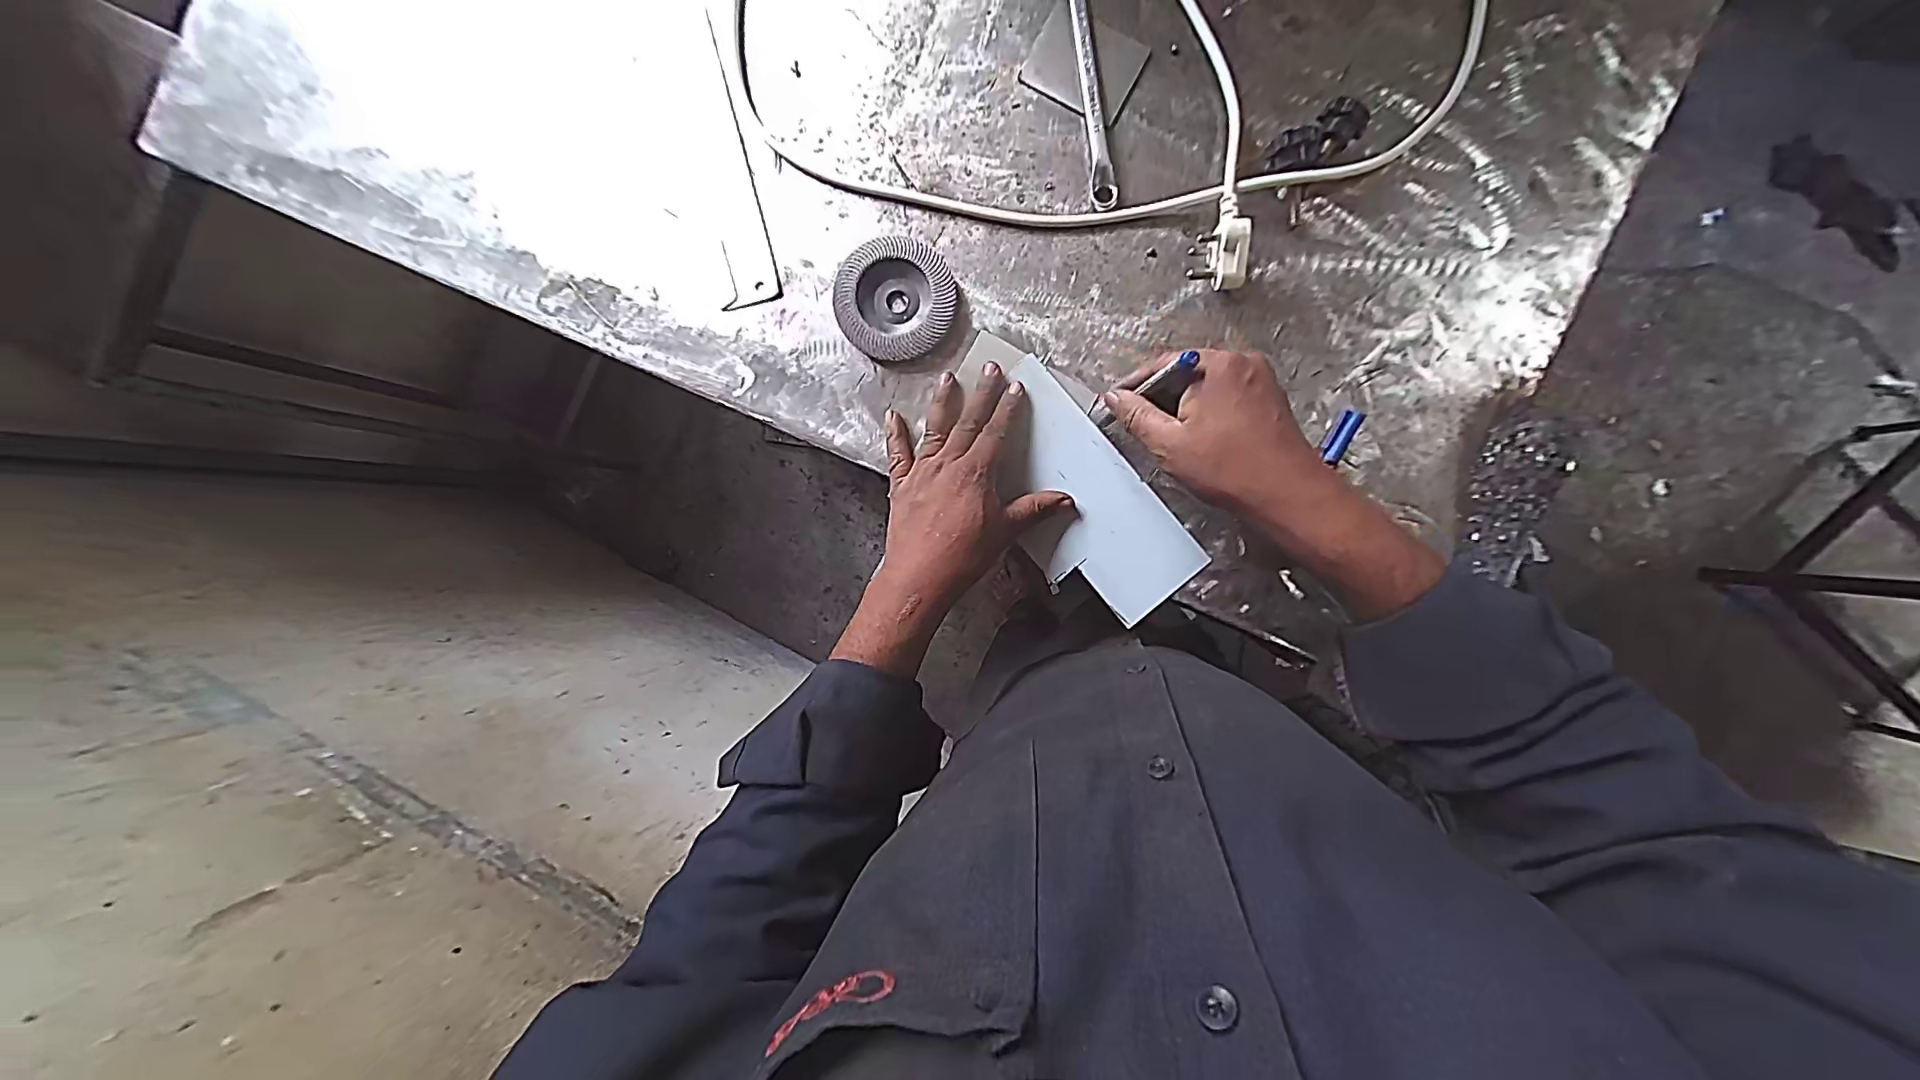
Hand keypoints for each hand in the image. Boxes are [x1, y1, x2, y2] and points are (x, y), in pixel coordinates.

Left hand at [831, 365, 1072, 676]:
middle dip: (981, 393)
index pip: (996, 432)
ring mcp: (922, 473)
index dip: (1008, 408)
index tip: (1014, 388)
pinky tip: (894, 418)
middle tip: (988, 369)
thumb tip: (1062, 502)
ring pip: (935, 429)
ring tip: (947, 378)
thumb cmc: (961, 557)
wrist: (920, 576)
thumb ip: (1033, 510)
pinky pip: (898, 454)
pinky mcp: (902, 487)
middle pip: (968, 421)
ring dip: (942, 402)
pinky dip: (896, 435)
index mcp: (976, 473)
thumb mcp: (1005, 532)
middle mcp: (948, 465)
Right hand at [1102, 349, 1322, 511]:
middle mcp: (1244, 364)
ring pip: (1207, 386)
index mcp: (1219, 365)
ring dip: (1186, 408)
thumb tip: (1117, 399)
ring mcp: (1260, 381)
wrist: (1285, 493)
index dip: (1137, 385)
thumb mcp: (1169, 443)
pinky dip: (1209, 413)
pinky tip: (1203, 440)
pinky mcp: (1268, 400)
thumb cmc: (1236, 470)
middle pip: (1186, 372)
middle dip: (1162, 398)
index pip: (1163, 363)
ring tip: (1177, 438)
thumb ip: (1136, 416)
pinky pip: (1227, 397)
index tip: (1122, 400)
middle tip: (1145, 425)